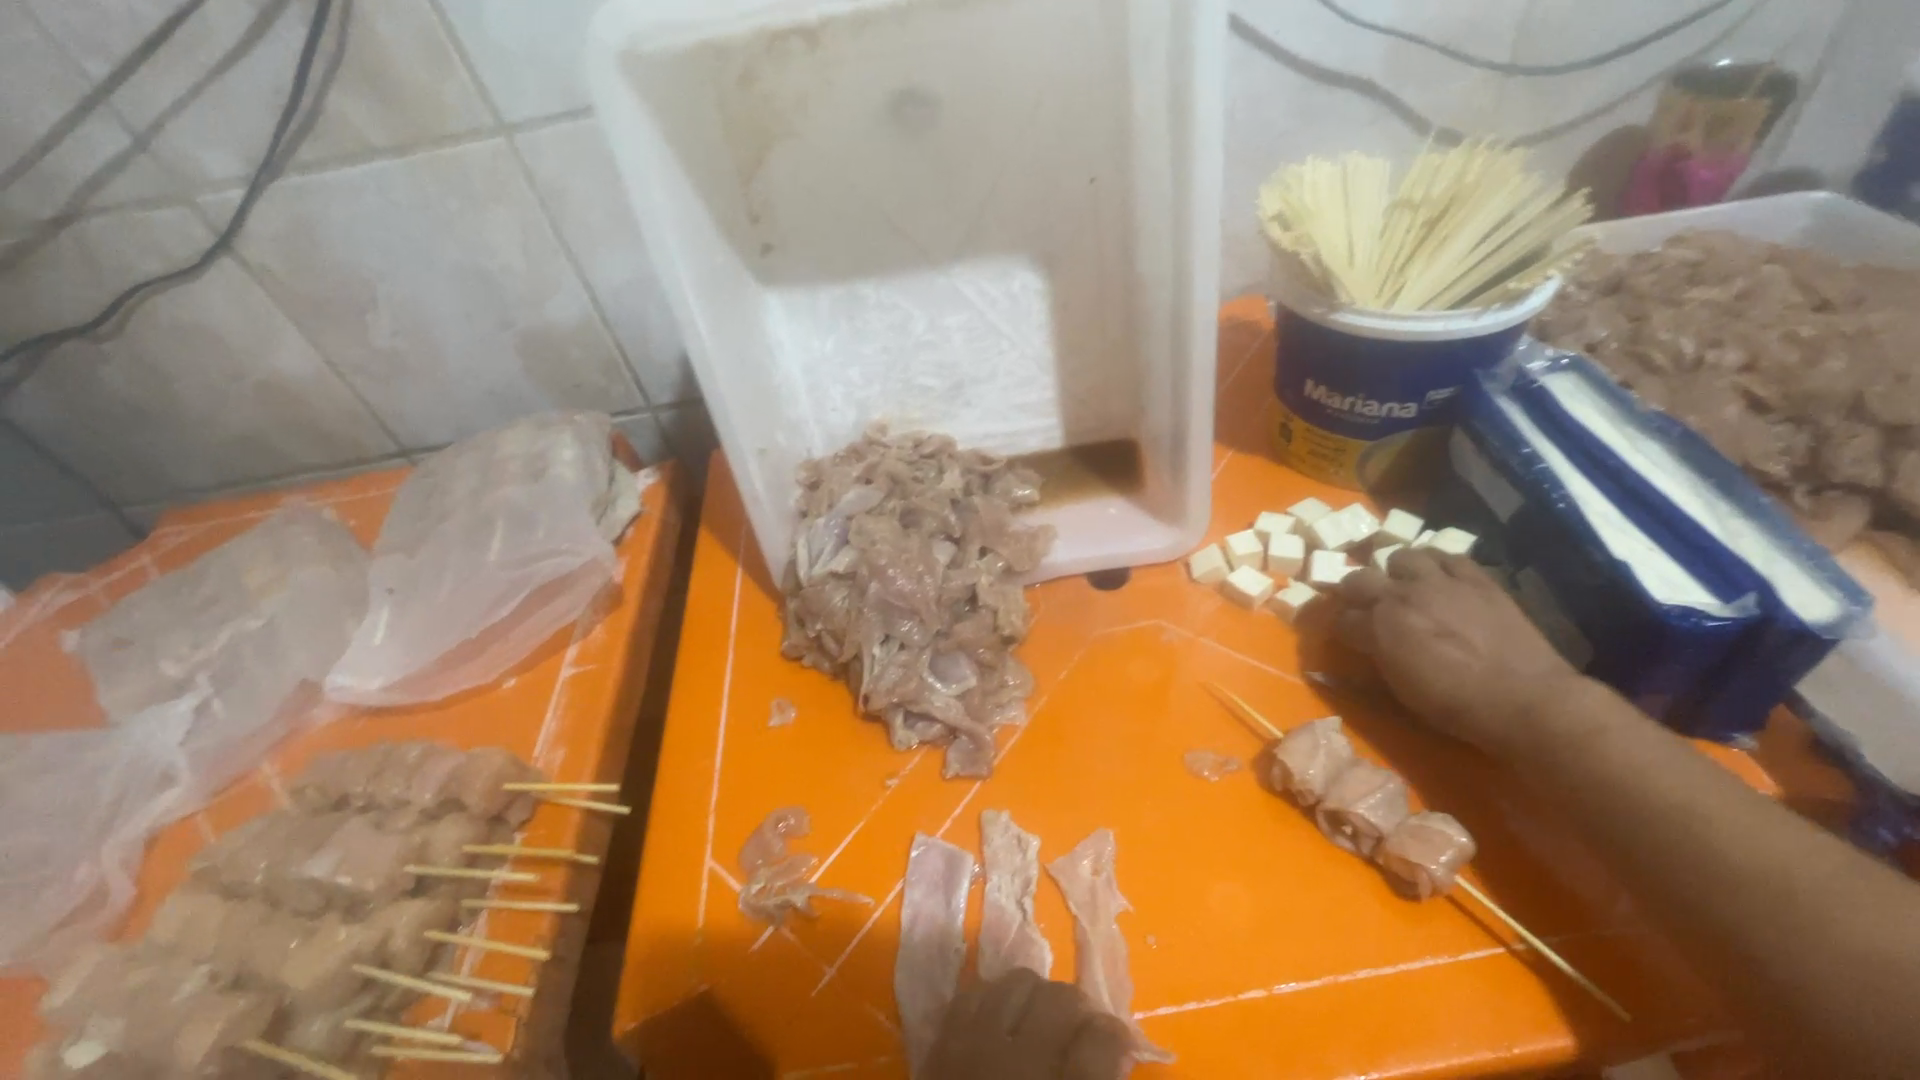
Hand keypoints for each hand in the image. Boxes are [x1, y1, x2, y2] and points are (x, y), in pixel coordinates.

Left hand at [925, 969, 1133, 1079]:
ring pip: (1020, 981)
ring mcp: (977, 1045)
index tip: (1116, 1042)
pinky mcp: (944, 1041)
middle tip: (1080, 1032)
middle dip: (1079, 1009)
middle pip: (1062, 999)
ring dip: (1037, 997)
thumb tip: (1115, 1054)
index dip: (1115, 1035)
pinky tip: (999, 1024)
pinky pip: (977, 993)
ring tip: (1038, 1021)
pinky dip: (993, 1001)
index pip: (1102, 1039)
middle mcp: (1021, 1063)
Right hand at [1333, 549, 1587, 757]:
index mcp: (1378, 628)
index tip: (1351, 637)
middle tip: (1368, 607)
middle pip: (1358, 578)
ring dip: (1398, 572)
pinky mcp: (1477, 579)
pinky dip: (1439, 565)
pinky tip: (1444, 581)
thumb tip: (1370, 644)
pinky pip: (1449, 556)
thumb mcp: (1402, 689)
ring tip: (1408, 586)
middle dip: (1356, 592)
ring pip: (1402, 556)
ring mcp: (1440, 582)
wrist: (1525, 700)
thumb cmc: (1457, 705)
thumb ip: (1380, 656)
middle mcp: (1401, 596)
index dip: (1344, 628)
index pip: (1342, 619)